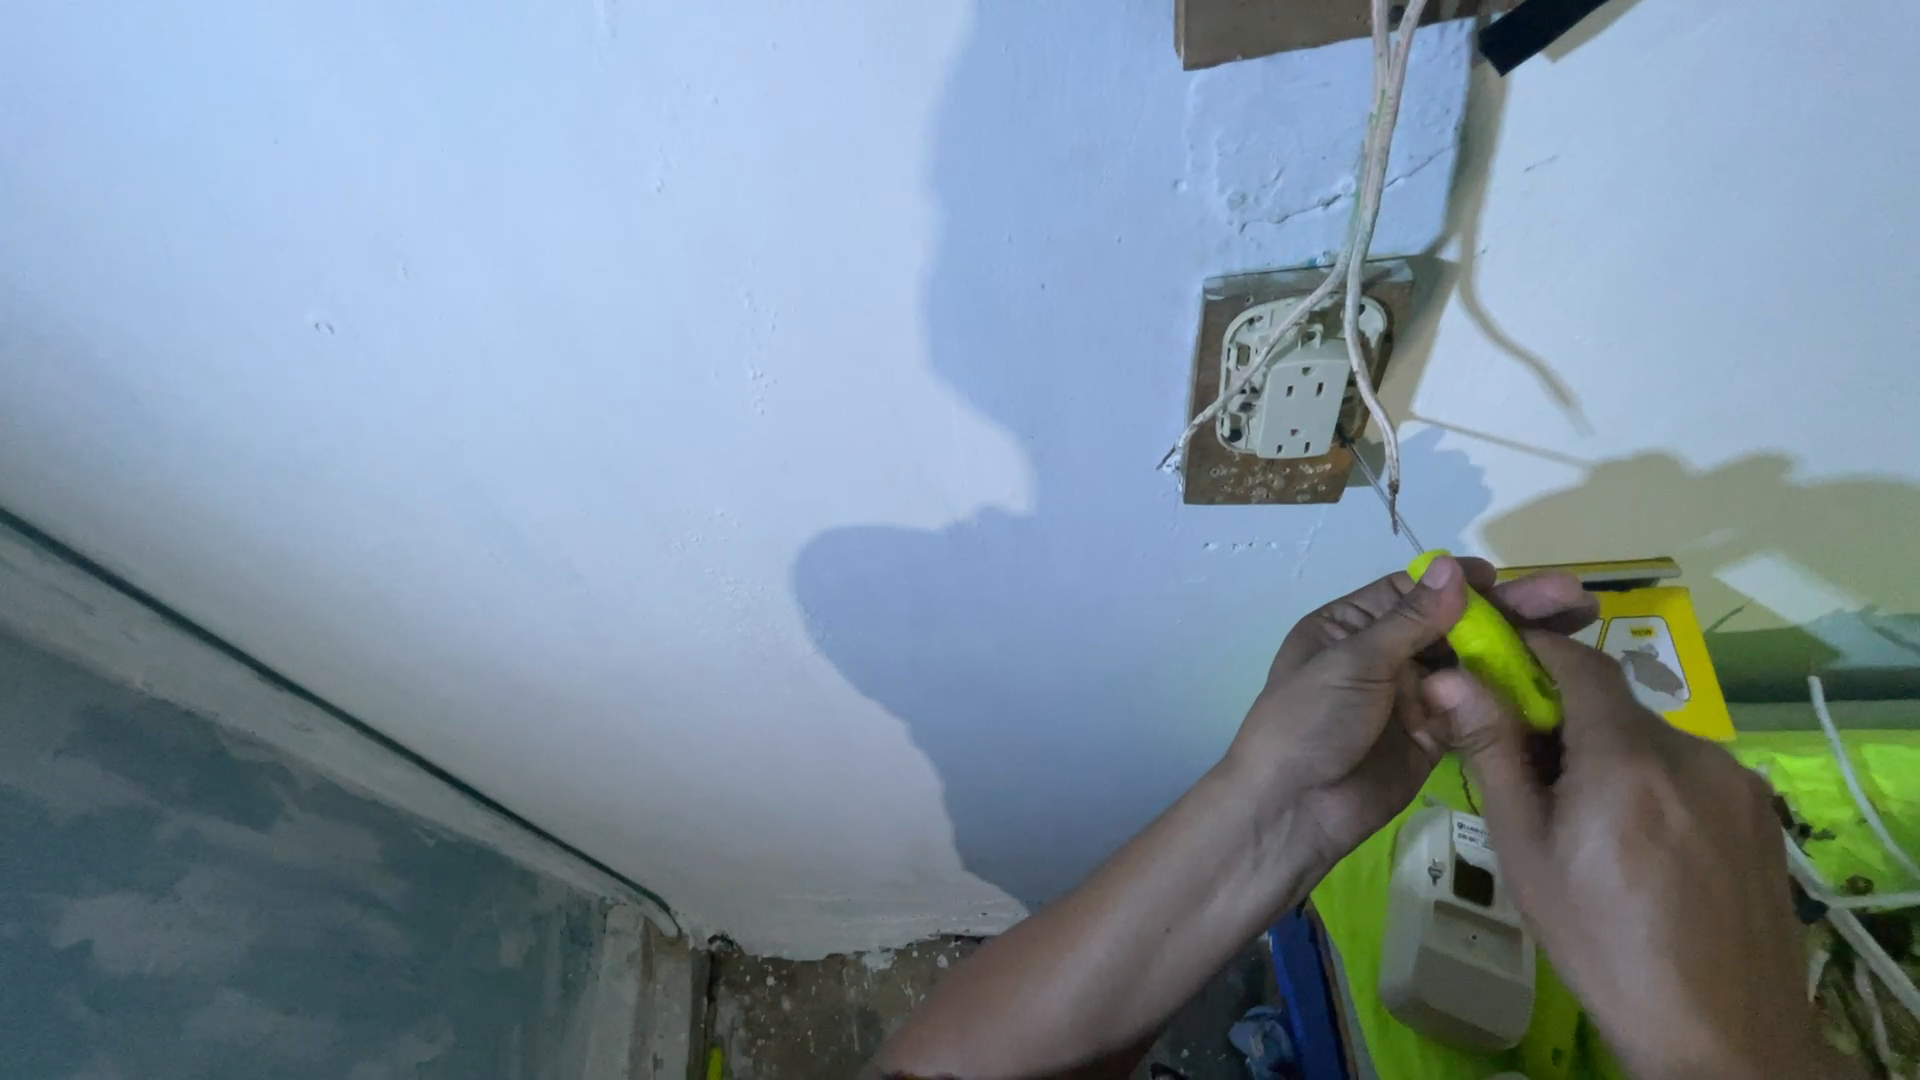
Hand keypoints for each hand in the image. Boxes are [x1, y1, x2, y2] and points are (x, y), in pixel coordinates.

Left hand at [1226, 556, 1596, 871]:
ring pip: (1471, 664)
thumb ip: (1409, 620)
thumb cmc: (1309, 718)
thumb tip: (1452, 567)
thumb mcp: (1353, 661)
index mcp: (1347, 626)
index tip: (1507, 579)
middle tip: (1573, 598)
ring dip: (1521, 648)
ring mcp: (1409, 695)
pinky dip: (1513, 695)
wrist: (1296, 803)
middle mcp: (1380, 655)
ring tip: (1582, 627)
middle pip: (1450, 626)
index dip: (1459, 585)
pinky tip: (1562, 679)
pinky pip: (1478, 707)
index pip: (1410, 594)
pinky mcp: (1434, 734)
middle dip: (1507, 611)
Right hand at [1433, 633, 1859, 1079]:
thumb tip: (1447, 677)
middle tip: (1514, 758)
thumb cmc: (1595, 933)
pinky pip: (1681, 766)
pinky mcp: (1758, 813)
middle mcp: (1694, 755)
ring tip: (1567, 805)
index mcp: (1627, 758)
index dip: (1532, 645)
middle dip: (1556, 712)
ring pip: (1644, 735)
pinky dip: (1638, 773)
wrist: (1721, 1033)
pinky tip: (1621, 830)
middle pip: (1609, 703)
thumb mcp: (1520, 842)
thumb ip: (1489, 749)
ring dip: (1597, 746)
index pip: (1580, 662)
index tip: (1490, 654)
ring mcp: (1736, 784)